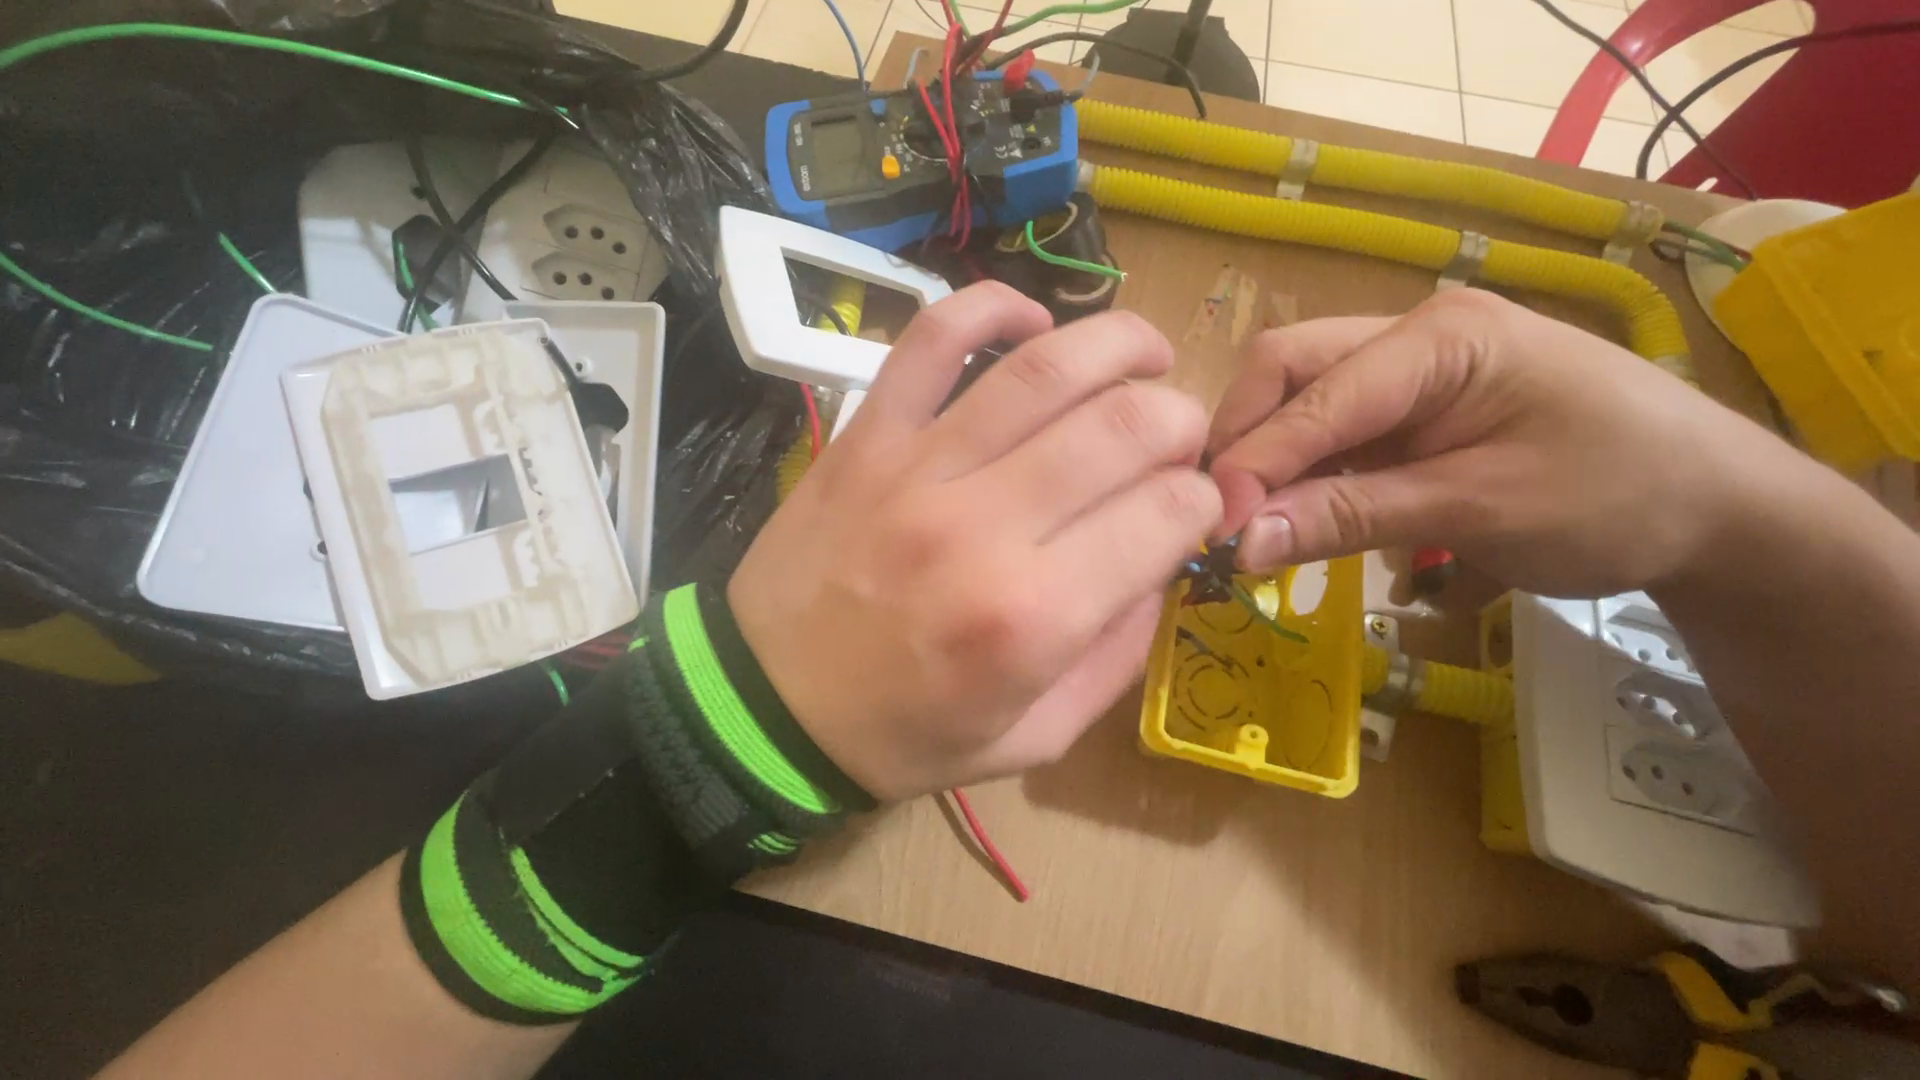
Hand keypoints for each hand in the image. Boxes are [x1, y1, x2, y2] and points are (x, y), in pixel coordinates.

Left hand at [729, 283, 1221, 801]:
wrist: (766, 708)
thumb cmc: (903, 735)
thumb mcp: (1032, 736)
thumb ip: (1116, 657)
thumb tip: (1162, 563)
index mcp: (1036, 616)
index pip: (1167, 513)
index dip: (1204, 499)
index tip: (1196, 506)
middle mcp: (985, 526)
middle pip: (1124, 426)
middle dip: (1181, 421)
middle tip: (1179, 438)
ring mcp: (919, 468)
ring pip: (1045, 367)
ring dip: (1121, 344)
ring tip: (1149, 354)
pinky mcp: (867, 436)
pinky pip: (931, 339)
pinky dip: (992, 308)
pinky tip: (1034, 323)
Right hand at [1207, 289, 1799, 597]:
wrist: (1719, 510)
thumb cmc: (1618, 497)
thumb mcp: (1480, 509)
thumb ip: (1351, 516)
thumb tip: (1241, 543)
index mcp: (1438, 336)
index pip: (1307, 390)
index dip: (1252, 463)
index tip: (1216, 535)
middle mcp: (1411, 336)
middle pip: (1286, 373)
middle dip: (1244, 445)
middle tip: (1222, 520)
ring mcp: (1409, 373)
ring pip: (1300, 403)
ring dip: (1268, 464)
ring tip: (1250, 527)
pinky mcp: (1411, 411)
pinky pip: (1331, 434)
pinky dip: (1302, 476)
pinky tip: (1295, 518)